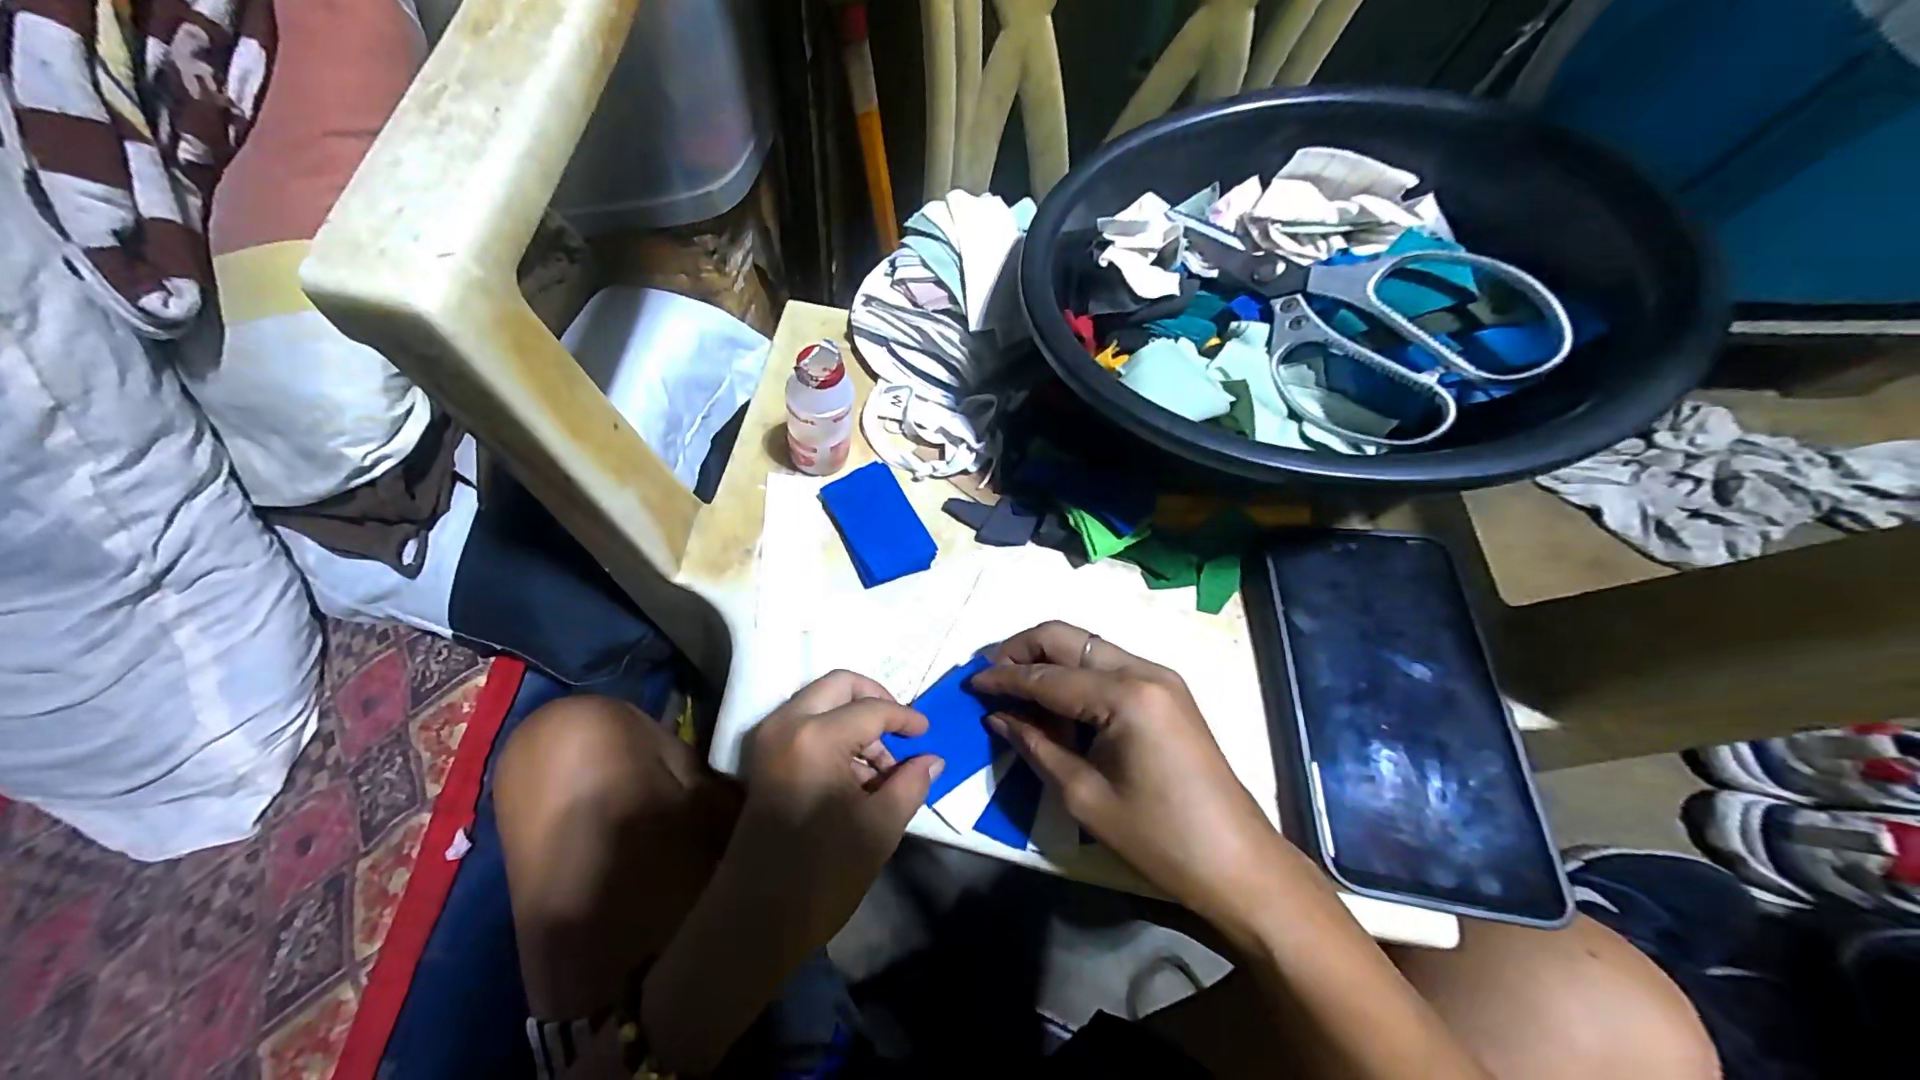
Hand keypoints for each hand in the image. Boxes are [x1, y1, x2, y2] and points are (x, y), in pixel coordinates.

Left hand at [730, 671, 942, 949]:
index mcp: (815, 737)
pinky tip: (856, 773)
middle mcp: (786, 725)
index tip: (927, 732)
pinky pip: (804, 724)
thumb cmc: (823, 873)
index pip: (872, 710)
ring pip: (820, 702)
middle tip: (900, 729)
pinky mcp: (762, 759)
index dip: (906, 718)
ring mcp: (768, 740)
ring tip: (881, 767)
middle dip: (874, 698)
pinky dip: (833, 733)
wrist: (754, 920)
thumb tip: (932, 759)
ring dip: (854, 720)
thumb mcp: (879, 827)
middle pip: (838, 684)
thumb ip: (910, 782)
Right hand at [970, 622, 1284, 924]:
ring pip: (1088, 647)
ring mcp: (1160, 677)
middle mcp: (1144, 670)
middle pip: (1068, 637)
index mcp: (1125, 695)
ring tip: (1017, 691)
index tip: (970, 683)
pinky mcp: (1167, 691)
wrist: (1237, 862)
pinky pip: (1109, 667)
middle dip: (1022, 650)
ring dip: (1048, 660)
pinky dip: (1075, 675)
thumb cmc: (1158, 837)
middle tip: (991, 676)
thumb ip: (1036, 745)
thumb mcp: (1084, 795)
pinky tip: (1055, 703)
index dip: (1003, 678)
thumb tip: (997, 714)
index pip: (1047, 674)